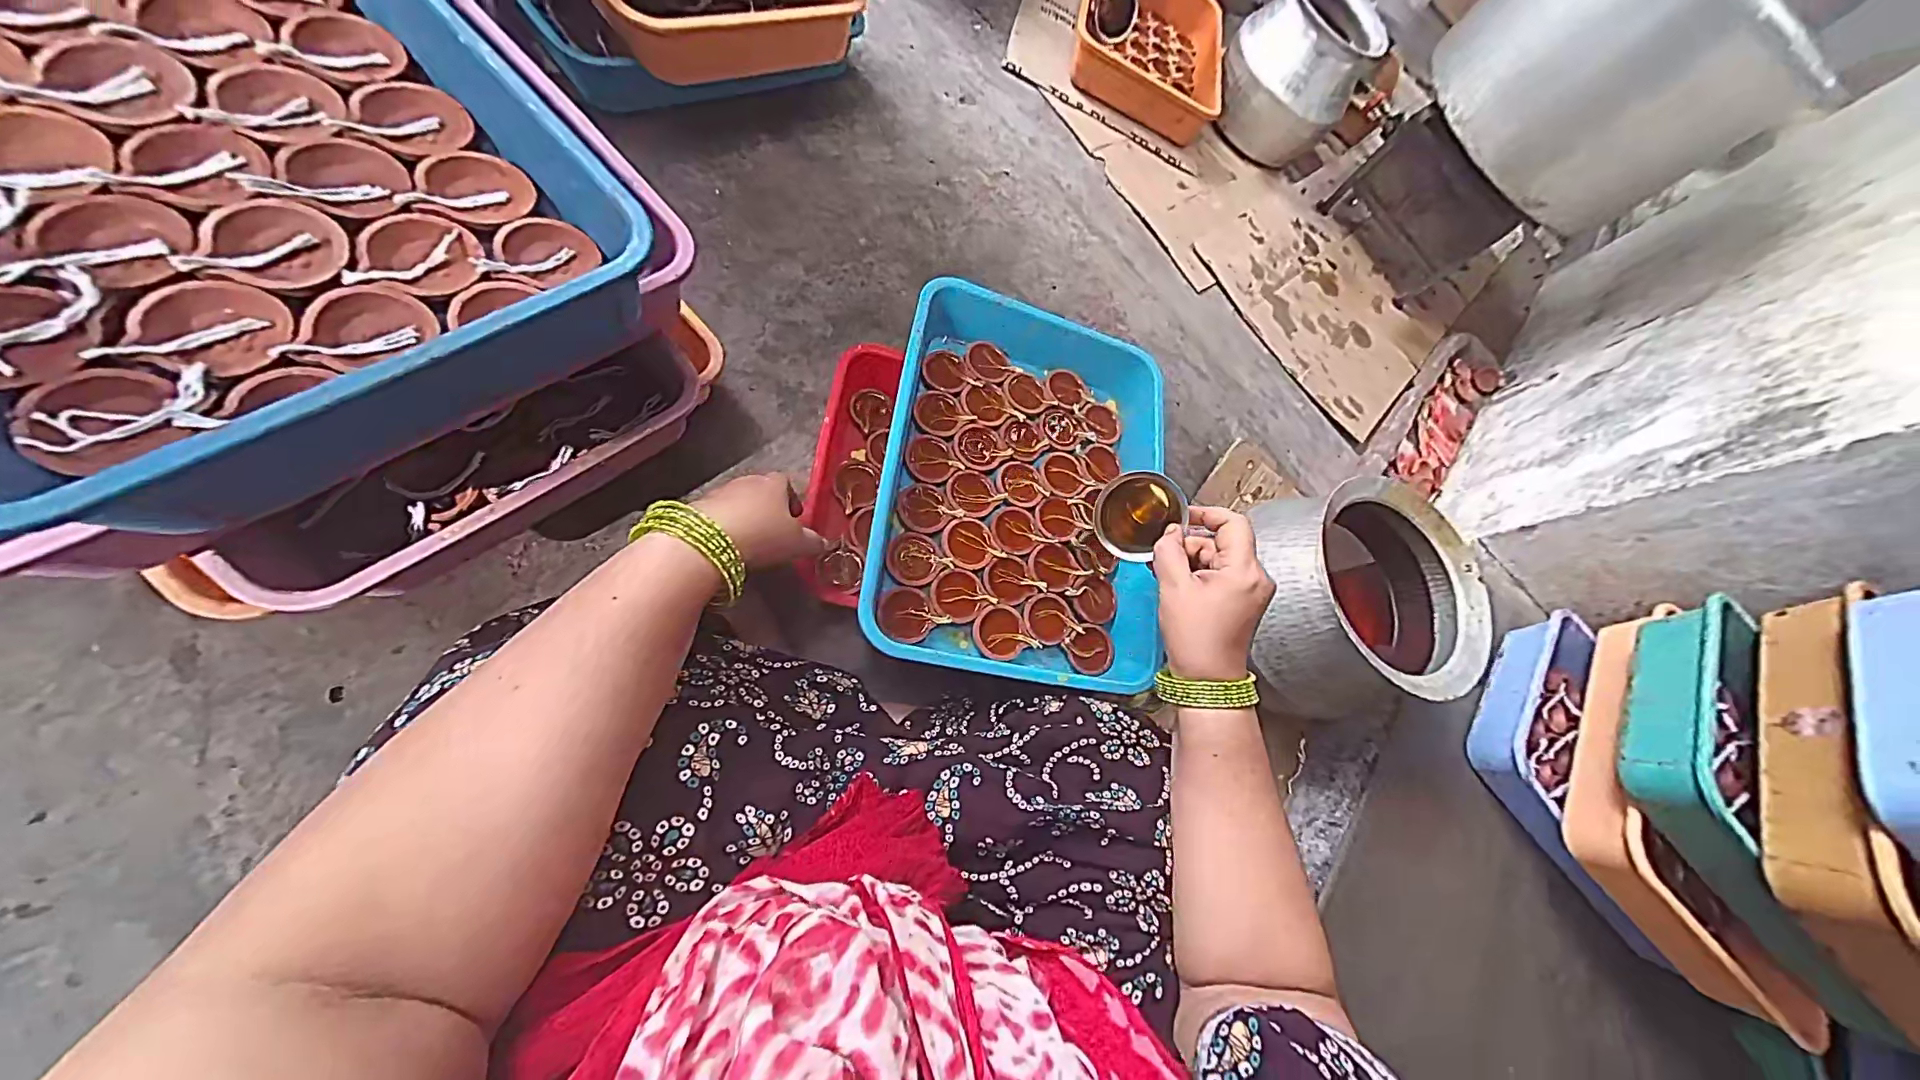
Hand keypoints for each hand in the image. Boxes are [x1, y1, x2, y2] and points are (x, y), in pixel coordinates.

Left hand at [689, 473, 825, 568]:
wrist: (711, 540)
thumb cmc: (764, 535)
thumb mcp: (797, 544)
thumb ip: (813, 542)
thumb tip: (822, 543)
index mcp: (775, 483)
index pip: (786, 483)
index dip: (791, 500)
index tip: (794, 520)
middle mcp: (748, 481)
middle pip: (761, 491)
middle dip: (767, 509)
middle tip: (773, 532)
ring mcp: (721, 491)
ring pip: (739, 501)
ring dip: (745, 517)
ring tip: (749, 541)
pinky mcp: (699, 506)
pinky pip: (718, 514)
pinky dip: (725, 525)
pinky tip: (727, 544)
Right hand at [1152, 505, 1274, 681]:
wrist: (1207, 678)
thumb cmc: (1196, 640)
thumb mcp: (1173, 587)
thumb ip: (1169, 551)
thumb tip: (1169, 533)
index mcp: (1244, 570)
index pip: (1233, 522)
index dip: (1207, 513)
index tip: (1185, 516)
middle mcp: (1256, 577)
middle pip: (1222, 541)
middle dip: (1191, 545)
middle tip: (1167, 560)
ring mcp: (1251, 590)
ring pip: (1219, 558)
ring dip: (1193, 562)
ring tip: (1172, 582)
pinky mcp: (1244, 601)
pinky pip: (1221, 574)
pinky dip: (1200, 576)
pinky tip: (1181, 590)